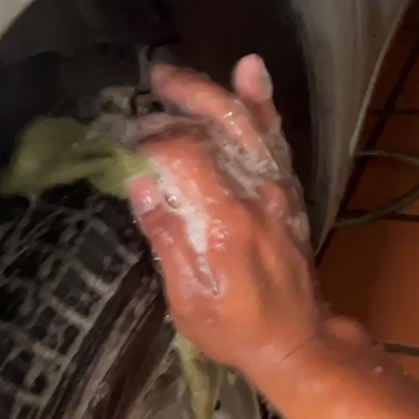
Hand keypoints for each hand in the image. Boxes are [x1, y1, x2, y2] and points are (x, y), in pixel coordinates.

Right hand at [125, 55, 326, 375]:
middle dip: (186, 95)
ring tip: (183, 77)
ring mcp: (278, 192)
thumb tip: (141, 187)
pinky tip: (249, 78)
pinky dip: (261, 106)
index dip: (149, 140)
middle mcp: (256, 194)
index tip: (124, 141)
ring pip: (251, 124)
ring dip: (217, 92)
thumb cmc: (233, 329)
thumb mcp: (187, 298)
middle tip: (154, 81)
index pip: (182, 155)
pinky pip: (274, 140)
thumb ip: (167, 239)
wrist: (294, 340)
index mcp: (224, 221)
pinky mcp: (288, 196)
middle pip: (221, 123)